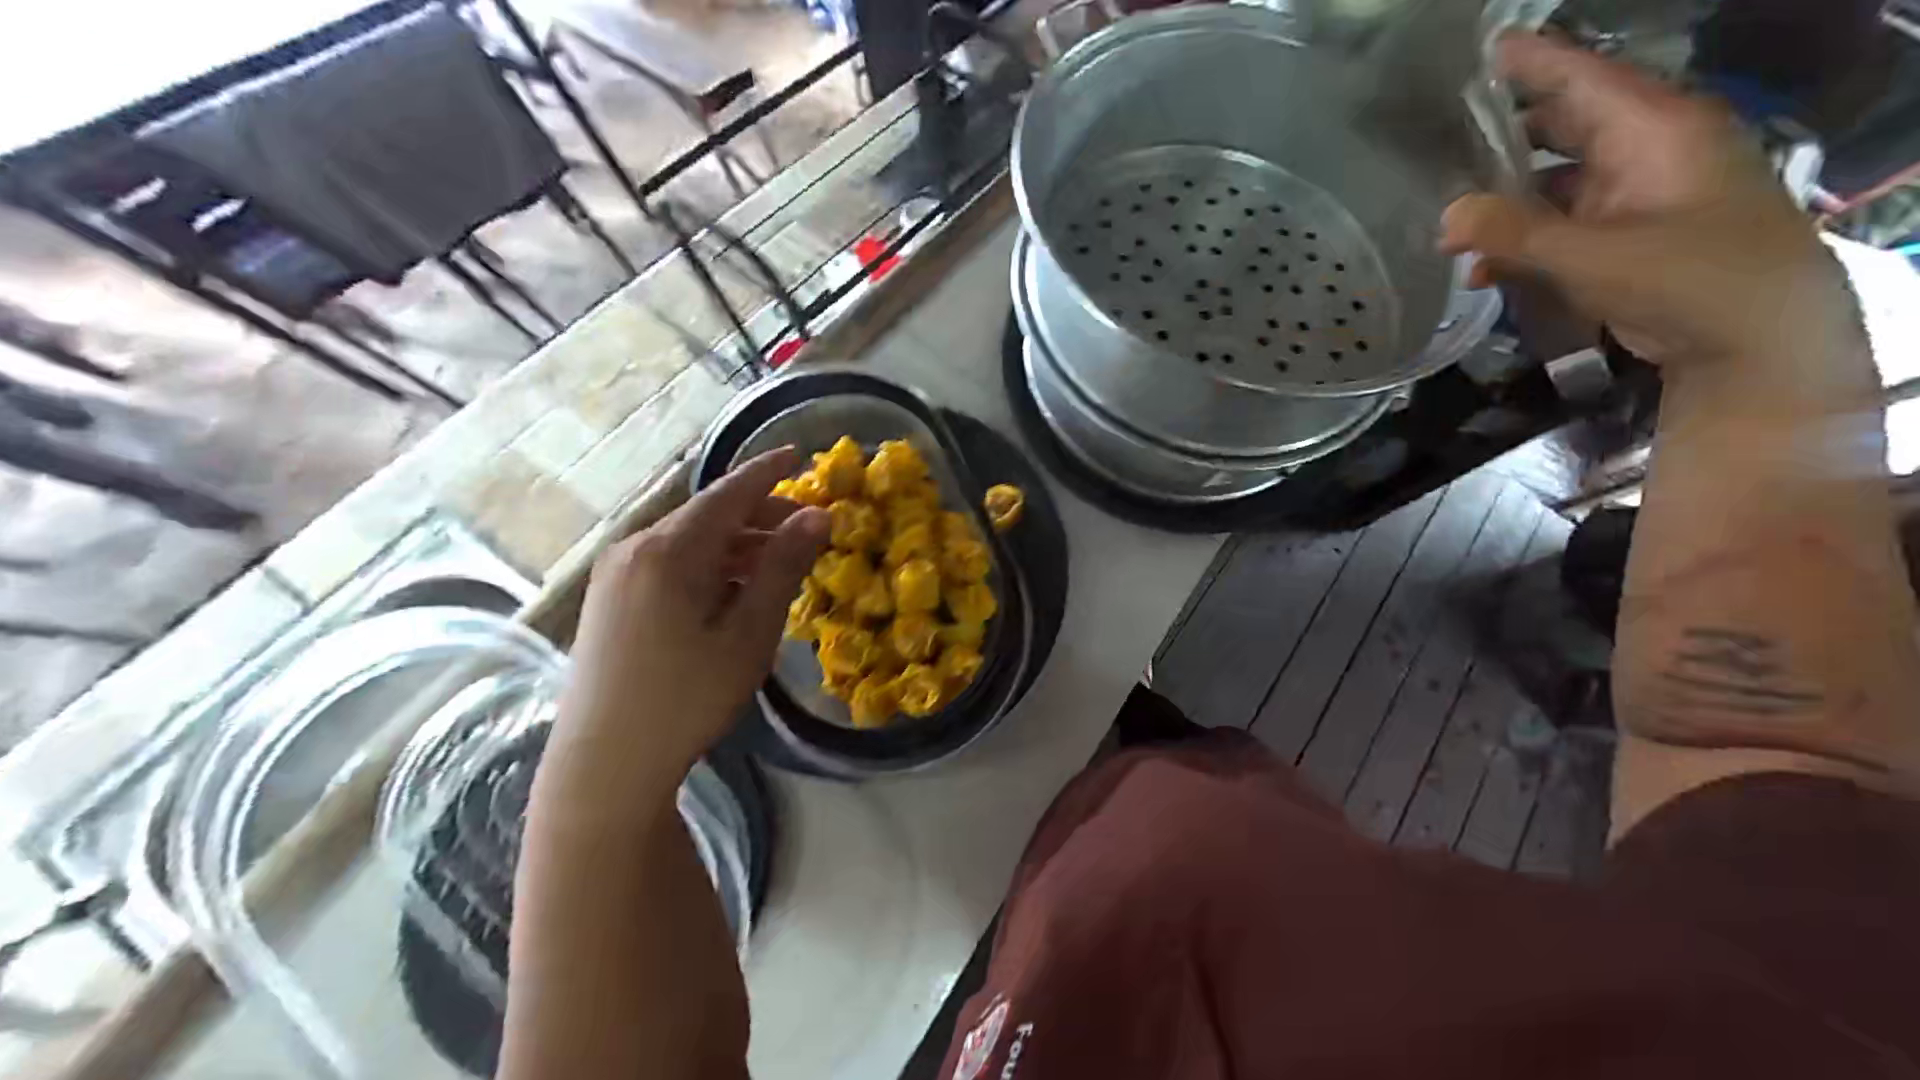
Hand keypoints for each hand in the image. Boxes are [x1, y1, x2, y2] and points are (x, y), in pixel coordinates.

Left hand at [546, 448, 828, 801]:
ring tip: (778, 563)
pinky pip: (668, 564)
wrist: (605, 764)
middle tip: (806, 530)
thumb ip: (783, 568)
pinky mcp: (610, 599)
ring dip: (736, 544)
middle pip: (707, 515)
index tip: (798, 453)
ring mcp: (616, 574)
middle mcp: (635, 549)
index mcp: (669, 550)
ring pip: (688, 541)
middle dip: (759, 515)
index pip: (728, 494)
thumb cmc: (687, 698)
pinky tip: (733, 590)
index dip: (767, 472)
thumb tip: (818, 517)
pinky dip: (709, 566)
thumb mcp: (749, 633)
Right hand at [1440, 34, 1860, 372]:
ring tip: (1446, 217)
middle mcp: (1645, 152)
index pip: (1584, 80)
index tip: (1482, 50)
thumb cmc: (1689, 280)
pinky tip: (1481, 269)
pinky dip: (1520, 241)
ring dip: (1503, 202)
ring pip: (1554, 180)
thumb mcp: (1592, 257)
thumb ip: (1516, 234)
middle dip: (1504, 135)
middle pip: (1564, 127)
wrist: (1752, 339)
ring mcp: (1634, 194)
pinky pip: (1559, 224)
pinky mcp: (1623, 234)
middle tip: (1443, 136)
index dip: (1534, 64)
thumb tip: (1447, 214)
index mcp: (1655, 132)